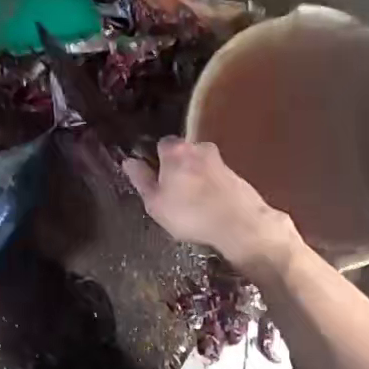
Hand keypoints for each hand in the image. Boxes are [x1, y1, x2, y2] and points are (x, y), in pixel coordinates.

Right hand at [121, 137, 299, 275]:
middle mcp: (199, 148)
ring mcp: (221, 161)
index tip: (156, 179)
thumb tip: (129, 162)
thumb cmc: (191, 214)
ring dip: (196, 180)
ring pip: (201, 166)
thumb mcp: (155, 203)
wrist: (239, 224)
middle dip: (178, 169)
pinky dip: (211, 189)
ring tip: (193, 206)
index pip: (161, 144)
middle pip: (183, 154)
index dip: (157, 161)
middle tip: (173, 195)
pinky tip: (209, 209)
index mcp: (175, 150)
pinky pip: (216, 179)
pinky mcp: (236, 175)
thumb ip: (141, 180)